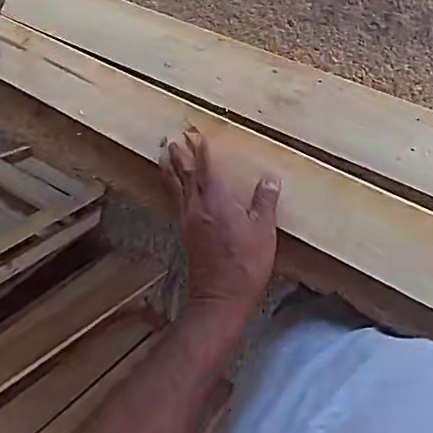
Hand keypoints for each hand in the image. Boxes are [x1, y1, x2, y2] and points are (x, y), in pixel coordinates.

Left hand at [159, 128, 279, 318]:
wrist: (221, 298)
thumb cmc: (245, 263)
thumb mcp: (263, 230)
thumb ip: (265, 201)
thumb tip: (269, 178)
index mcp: (216, 201)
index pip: (206, 168)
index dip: (201, 150)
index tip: (196, 134)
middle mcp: (197, 207)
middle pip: (185, 174)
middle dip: (180, 156)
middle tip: (173, 139)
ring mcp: (189, 221)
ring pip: (176, 188)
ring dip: (170, 170)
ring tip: (163, 157)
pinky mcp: (186, 234)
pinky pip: (176, 202)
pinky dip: (173, 188)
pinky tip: (175, 190)